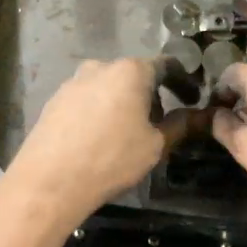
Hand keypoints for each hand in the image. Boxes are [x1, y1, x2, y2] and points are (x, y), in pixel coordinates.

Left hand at [1, 58, 195, 231]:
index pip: (166, 65)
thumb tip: (196, 116)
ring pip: (108, 87)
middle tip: (157, 123)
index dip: (183, 81)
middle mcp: (100, 67)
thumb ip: (178, 126)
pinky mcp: (54, 100)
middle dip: (150, 95)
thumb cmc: (112, 159)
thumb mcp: (154, 146)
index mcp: (130, 71)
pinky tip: (99, 139)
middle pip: (134, 75)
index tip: (191, 99)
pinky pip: (87, 100)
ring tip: (126, 134)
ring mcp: (73, 82)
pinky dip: (100, 112)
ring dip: (122, 103)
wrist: (50, 180)